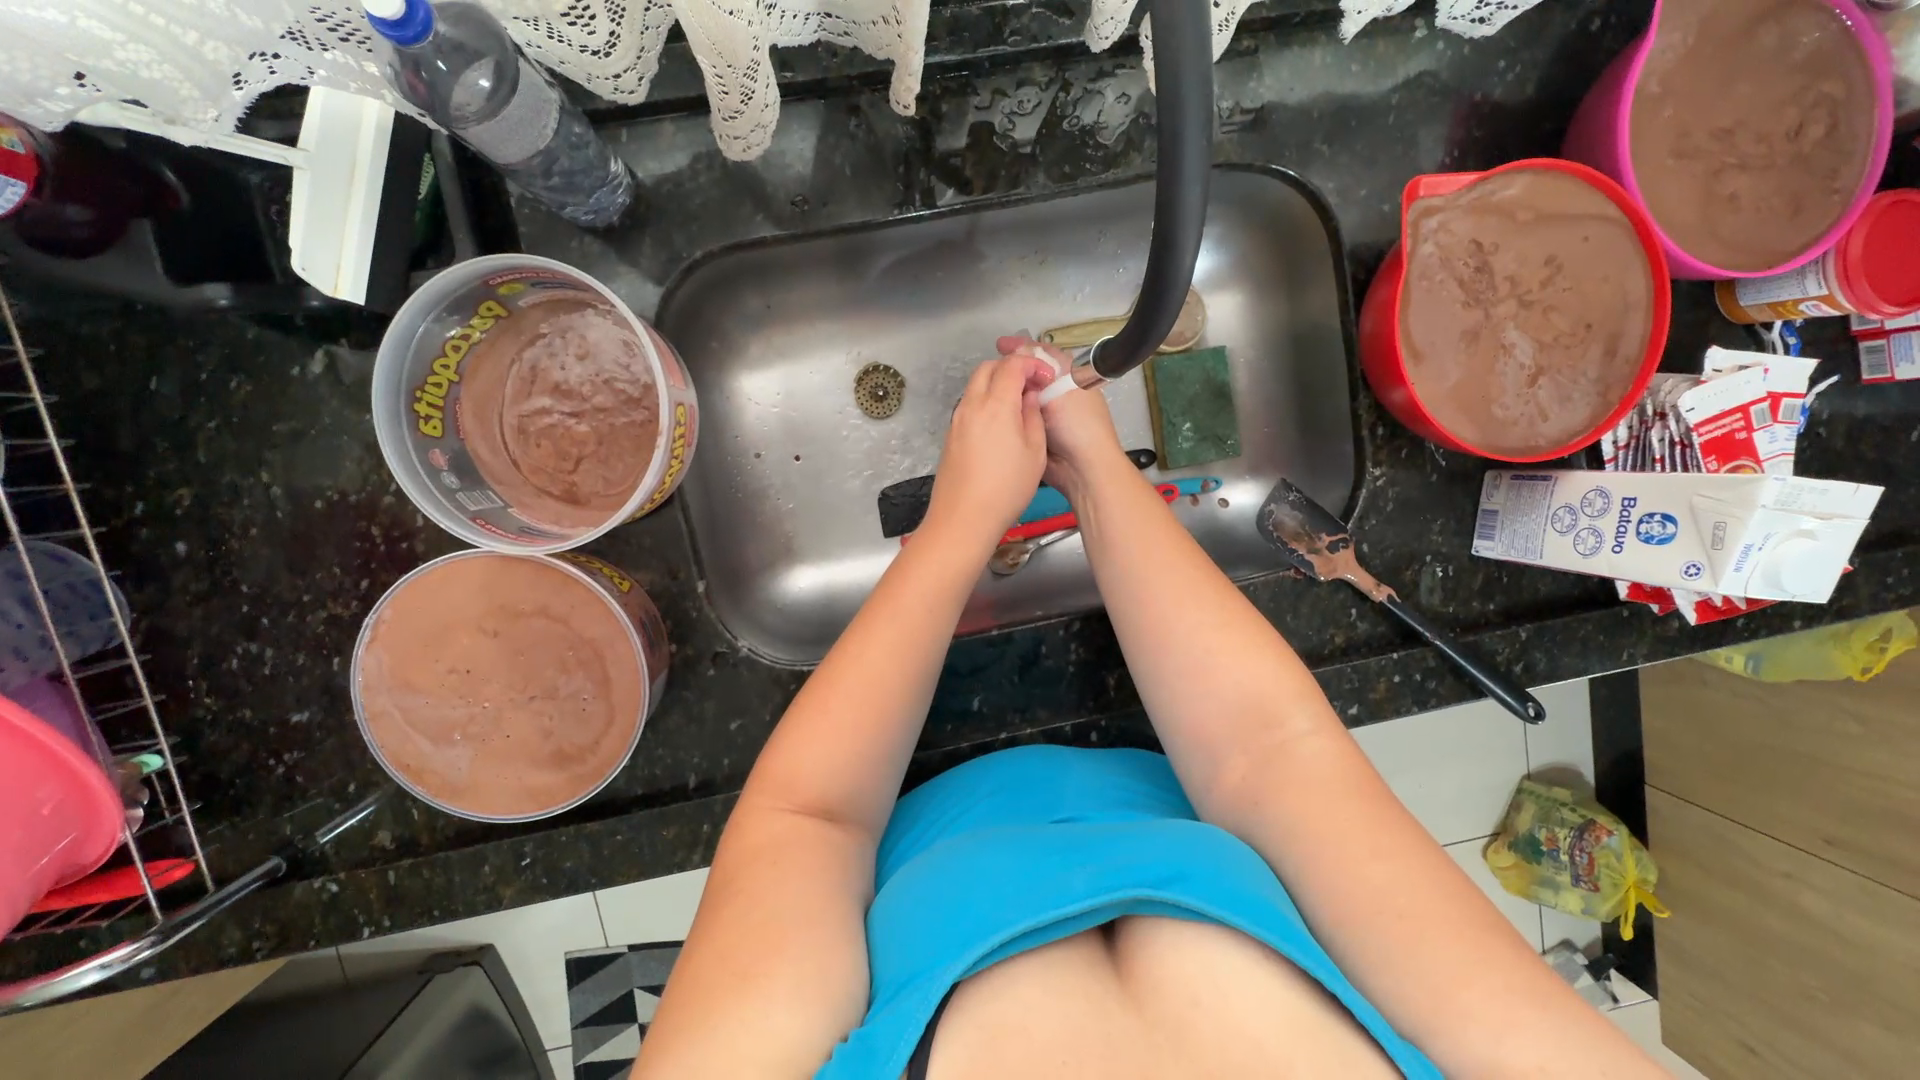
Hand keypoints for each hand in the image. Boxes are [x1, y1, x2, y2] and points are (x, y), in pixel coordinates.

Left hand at [923, 351, 1055, 547]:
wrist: (963, 518)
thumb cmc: (1005, 489)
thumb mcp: (1034, 453)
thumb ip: (1033, 417)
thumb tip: (1029, 398)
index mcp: (996, 405)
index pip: (1012, 366)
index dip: (1032, 365)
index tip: (1046, 377)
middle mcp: (971, 406)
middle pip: (987, 368)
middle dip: (1011, 368)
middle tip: (1031, 385)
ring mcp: (957, 421)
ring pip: (975, 386)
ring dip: (996, 384)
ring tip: (1017, 404)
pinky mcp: (950, 436)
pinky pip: (968, 406)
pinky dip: (984, 402)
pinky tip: (999, 425)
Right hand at [995, 336, 1125, 501]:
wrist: (1081, 468)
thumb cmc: (1076, 423)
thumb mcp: (1060, 384)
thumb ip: (1040, 364)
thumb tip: (1019, 349)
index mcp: (1070, 376)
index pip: (1043, 354)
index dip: (1021, 348)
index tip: (999, 345)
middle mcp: (1058, 392)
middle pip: (1030, 374)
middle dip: (1010, 370)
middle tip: (988, 369)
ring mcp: (1047, 414)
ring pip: (1022, 396)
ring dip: (1006, 392)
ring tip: (985, 387)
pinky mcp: (1036, 433)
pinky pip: (1018, 417)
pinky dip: (1006, 413)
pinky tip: (990, 410)